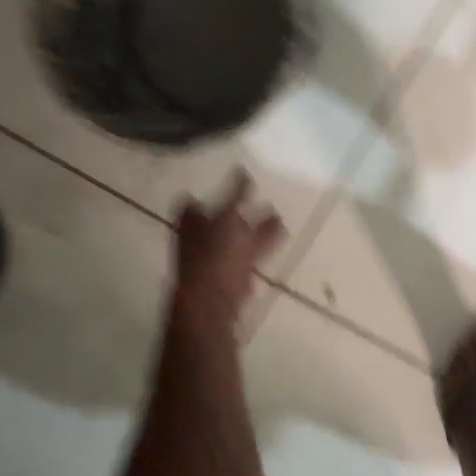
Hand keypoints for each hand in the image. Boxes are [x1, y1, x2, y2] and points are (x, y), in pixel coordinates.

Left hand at [171, 170, 285, 330]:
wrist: (212, 306)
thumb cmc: (213, 257)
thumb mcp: (226, 219)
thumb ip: (235, 195)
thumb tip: (241, 170)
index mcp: (192, 225)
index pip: (195, 204)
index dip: (210, 193)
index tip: (232, 179)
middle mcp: (201, 240)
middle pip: (219, 220)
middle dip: (238, 207)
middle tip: (257, 193)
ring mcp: (218, 259)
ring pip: (240, 236)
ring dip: (257, 224)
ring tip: (277, 212)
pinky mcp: (236, 275)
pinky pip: (253, 252)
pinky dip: (266, 241)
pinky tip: (282, 231)